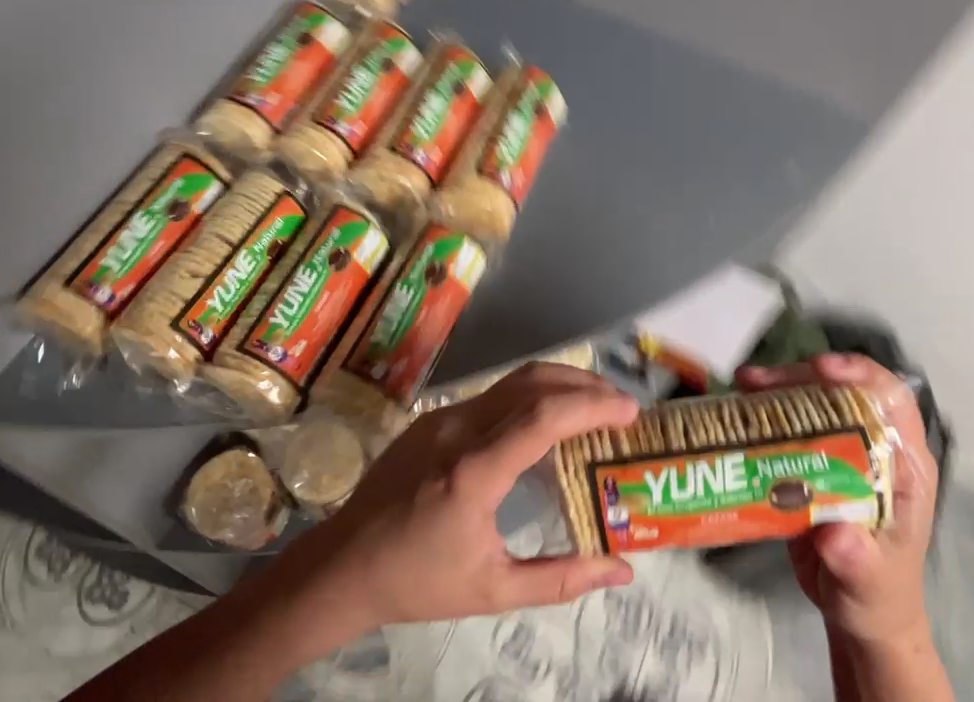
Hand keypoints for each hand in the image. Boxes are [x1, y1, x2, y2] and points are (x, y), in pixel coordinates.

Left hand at [284, 361, 639, 628]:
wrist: (343, 564)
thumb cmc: (419, 582)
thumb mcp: (494, 590)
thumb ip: (562, 578)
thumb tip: (623, 571)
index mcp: (473, 473)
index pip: (542, 417)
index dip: (591, 406)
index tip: (630, 412)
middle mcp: (457, 432)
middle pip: (530, 383)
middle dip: (583, 384)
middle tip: (622, 404)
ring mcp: (439, 419)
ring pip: (509, 383)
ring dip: (557, 386)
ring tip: (594, 408)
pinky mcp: (429, 420)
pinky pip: (489, 397)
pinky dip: (529, 398)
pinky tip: (546, 423)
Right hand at [735, 353, 938, 647]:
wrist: (857, 613)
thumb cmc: (877, 596)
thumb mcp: (871, 582)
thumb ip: (857, 560)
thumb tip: (835, 536)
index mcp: (904, 466)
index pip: (892, 401)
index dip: (859, 376)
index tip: (821, 371)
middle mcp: (874, 448)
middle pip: (842, 392)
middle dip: (800, 378)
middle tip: (756, 382)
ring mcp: (842, 452)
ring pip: (813, 401)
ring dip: (776, 389)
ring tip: (741, 386)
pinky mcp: (811, 463)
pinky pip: (788, 425)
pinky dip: (762, 413)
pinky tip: (736, 411)